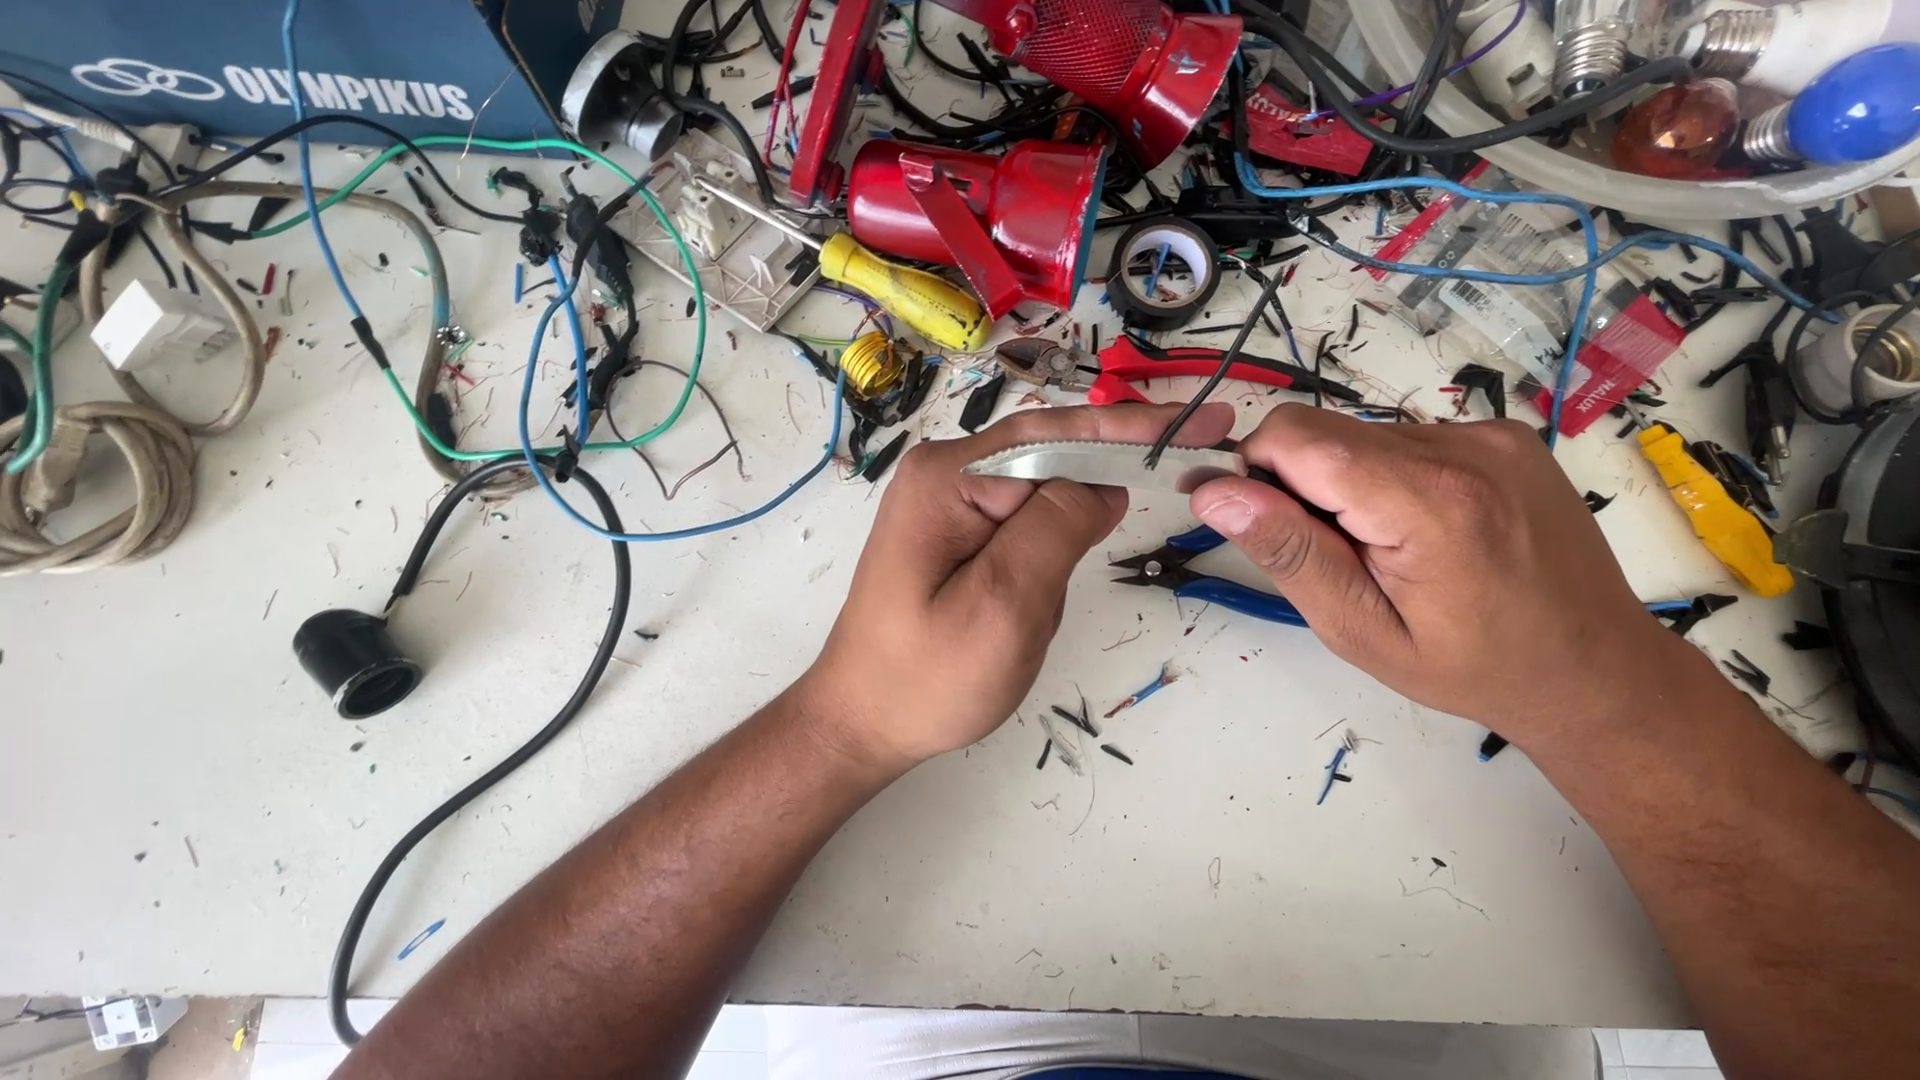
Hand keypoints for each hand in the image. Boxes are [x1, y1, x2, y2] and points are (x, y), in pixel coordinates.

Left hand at [800, 401, 1235, 770]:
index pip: (1055, 436)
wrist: (863, 720)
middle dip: (1114, 465)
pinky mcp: (956, 533)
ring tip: (1059, 592)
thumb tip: (1106, 481)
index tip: (1206, 425)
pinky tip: (1039, 598)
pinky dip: (1051, 550)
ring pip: (1041, 491)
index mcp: (948, 478)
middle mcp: (945, 474)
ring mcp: (948, 503)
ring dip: (1073, 529)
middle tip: (1191, 468)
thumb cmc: (927, 679)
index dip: (1133, 431)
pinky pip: (1022, 523)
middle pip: (1050, 450)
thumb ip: (1057, 529)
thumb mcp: (1004, 605)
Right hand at [1188, 405, 1676, 742]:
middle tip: (1333, 554)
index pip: (1294, 436)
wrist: (1595, 668)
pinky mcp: (1505, 434)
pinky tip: (1419, 529)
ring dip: (1342, 483)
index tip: (1268, 529)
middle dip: (1298, 484)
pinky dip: (1384, 476)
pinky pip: (1402, 437)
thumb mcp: (1358, 630)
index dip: (1256, 472)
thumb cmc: (1469, 667)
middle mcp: (1463, 445)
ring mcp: (1491, 433)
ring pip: (1358, 433)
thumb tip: (1212, 492)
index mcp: (1428, 500)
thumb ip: (1288, 553)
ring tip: (1384, 548)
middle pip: (1323, 431)